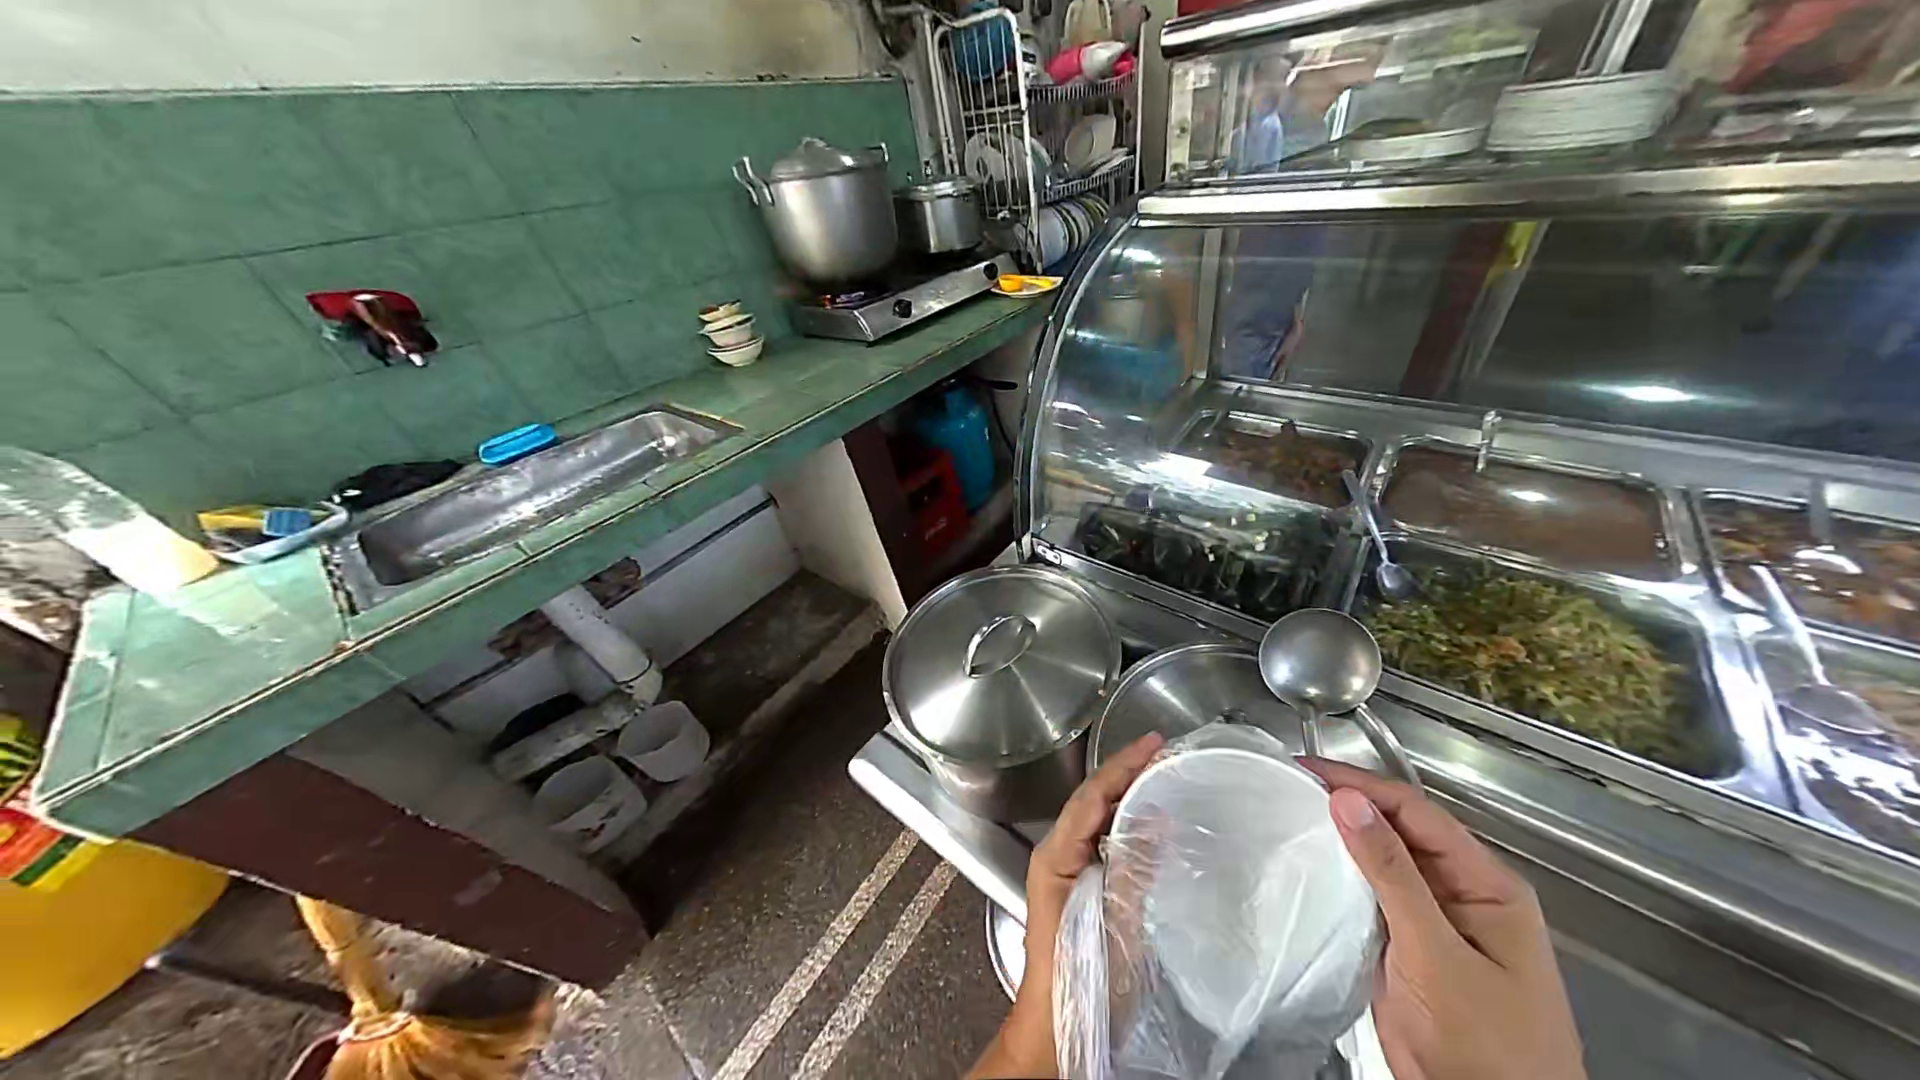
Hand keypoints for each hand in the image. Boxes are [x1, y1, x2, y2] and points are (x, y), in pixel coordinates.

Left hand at [968, 732, 1163, 1078]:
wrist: (1055, 1026)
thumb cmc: (1079, 980)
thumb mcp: (1113, 922)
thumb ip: (1131, 868)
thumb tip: (1154, 817)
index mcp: (1055, 854)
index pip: (1091, 795)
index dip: (1122, 765)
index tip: (1152, 744)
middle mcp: (1054, 851)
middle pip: (1090, 798)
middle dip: (1124, 770)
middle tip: (1161, 750)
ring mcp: (1064, 865)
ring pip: (1095, 814)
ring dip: (1125, 790)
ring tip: (1158, 770)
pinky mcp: (1076, 880)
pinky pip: (1101, 835)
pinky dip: (1124, 817)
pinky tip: (1147, 815)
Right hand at [1301, 758, 1585, 1079]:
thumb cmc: (1486, 1046)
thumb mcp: (1437, 954)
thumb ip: (1393, 874)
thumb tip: (1348, 801)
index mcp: (1487, 885)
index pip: (1417, 812)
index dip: (1362, 785)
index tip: (1307, 771)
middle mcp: (1461, 893)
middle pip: (1399, 830)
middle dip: (1348, 804)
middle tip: (1289, 786)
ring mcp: (1432, 919)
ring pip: (1380, 860)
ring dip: (1339, 837)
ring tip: (1289, 813)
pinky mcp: (1404, 943)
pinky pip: (1368, 893)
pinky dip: (1338, 874)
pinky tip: (1306, 863)